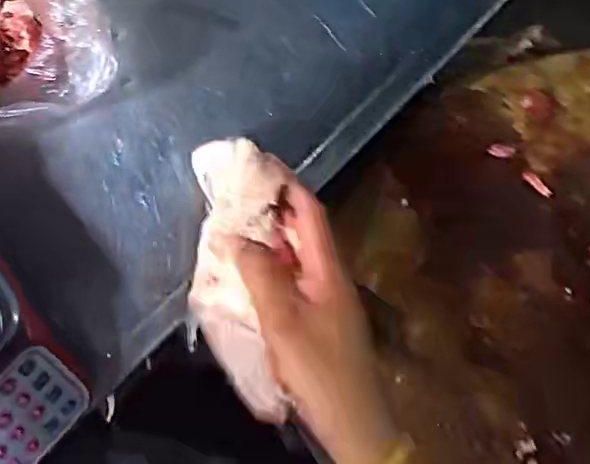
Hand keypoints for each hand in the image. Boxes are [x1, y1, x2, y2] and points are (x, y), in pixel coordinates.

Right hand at [232, 185, 402, 463]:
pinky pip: (291, 275)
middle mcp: (330, 277)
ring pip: (295, 253)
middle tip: (238, 190)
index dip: (287, 183)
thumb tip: (234, 236)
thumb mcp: (281, 317)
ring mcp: (326, 298)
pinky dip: (269, 261)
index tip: (261, 162)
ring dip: (268, 235)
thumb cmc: (319, 367)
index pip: (309, 212)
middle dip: (272, 205)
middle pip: (302, 228)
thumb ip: (257, 270)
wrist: (355, 427)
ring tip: (235, 220)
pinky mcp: (318, 318)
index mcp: (328, 269)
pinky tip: (247, 266)